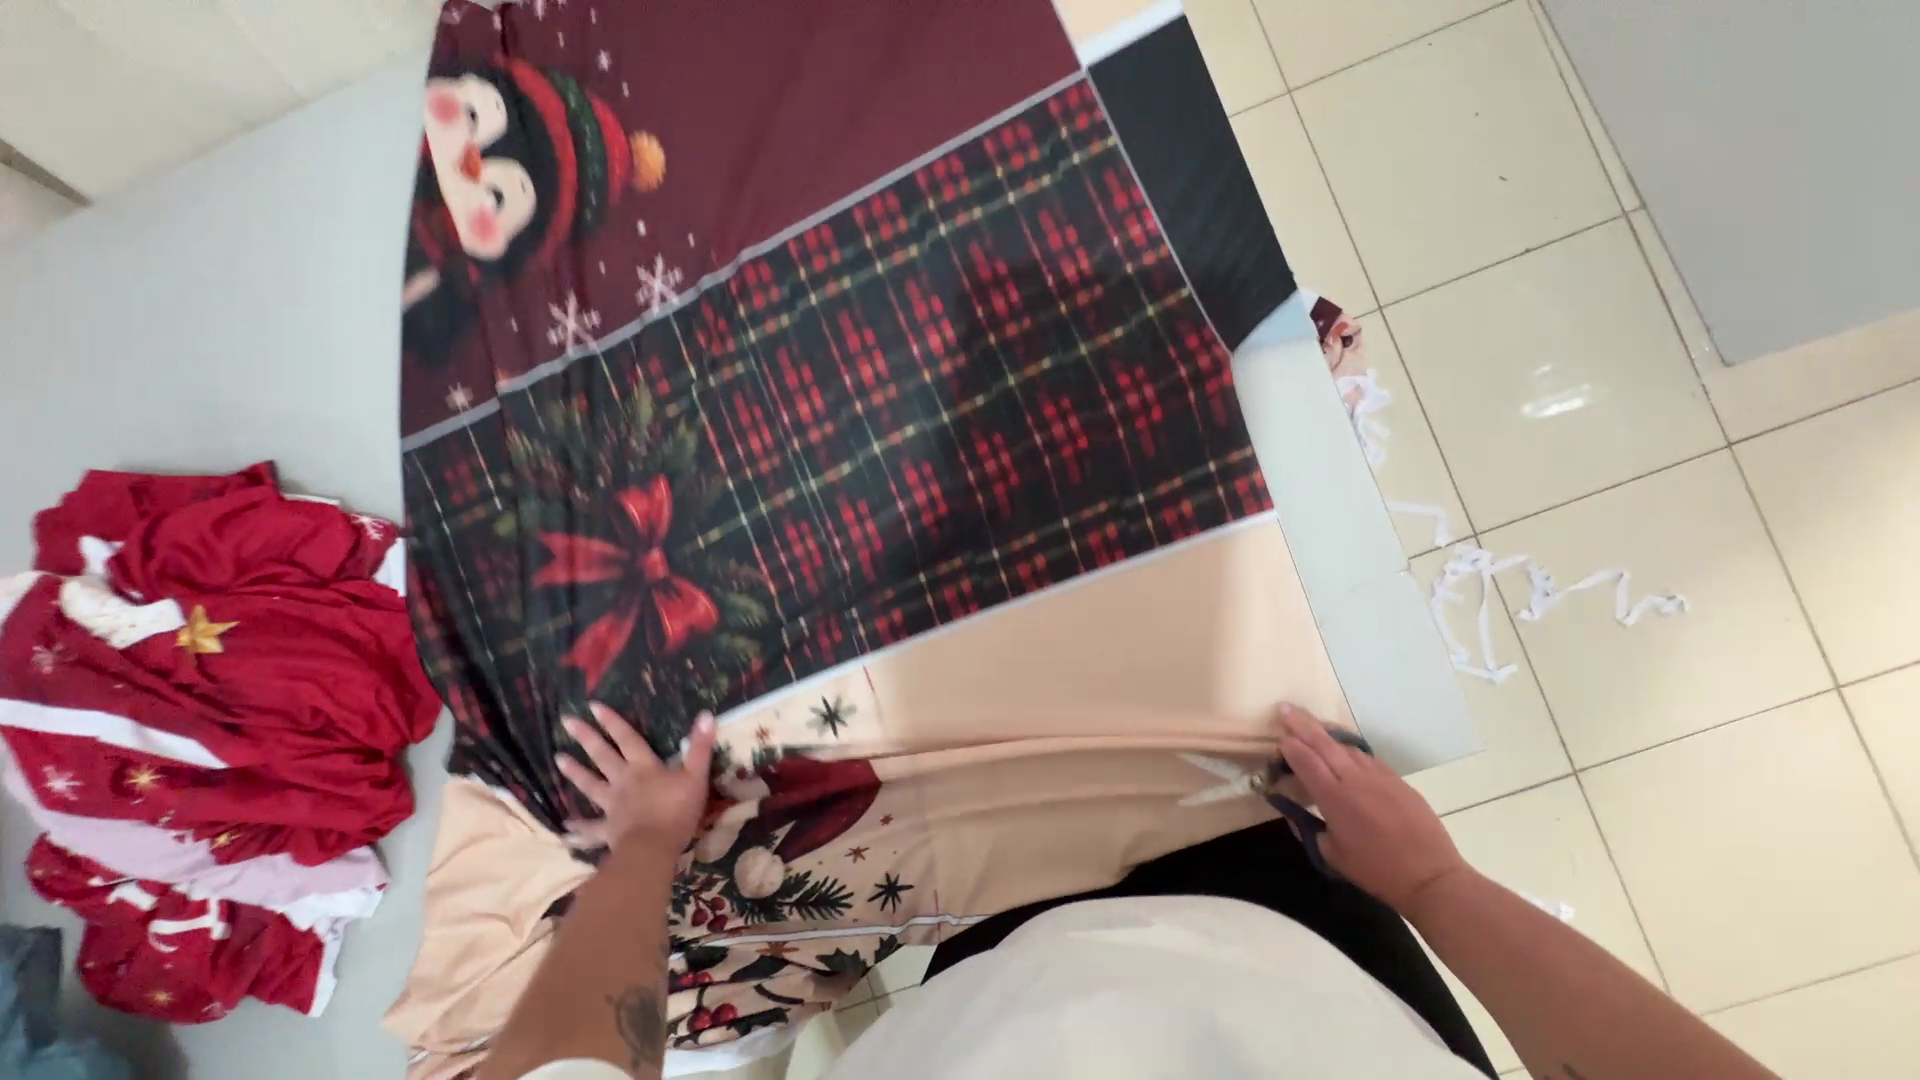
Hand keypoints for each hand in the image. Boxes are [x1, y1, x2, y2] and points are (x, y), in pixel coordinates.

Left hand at [556, 703, 716, 851]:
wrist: (653, 848)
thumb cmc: (676, 811)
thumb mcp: (696, 775)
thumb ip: (700, 746)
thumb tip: (707, 714)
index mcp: (644, 767)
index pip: (628, 738)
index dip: (612, 722)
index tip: (593, 706)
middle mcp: (624, 781)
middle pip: (603, 756)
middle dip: (587, 738)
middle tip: (567, 722)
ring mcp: (612, 805)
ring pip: (591, 785)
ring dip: (575, 772)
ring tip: (558, 759)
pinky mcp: (608, 829)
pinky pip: (591, 827)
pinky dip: (579, 826)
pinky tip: (565, 826)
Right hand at [1273, 703, 1473, 915]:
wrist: (1431, 877)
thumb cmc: (1376, 870)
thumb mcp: (1332, 855)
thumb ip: (1309, 829)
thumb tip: (1294, 812)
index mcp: (1334, 798)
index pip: (1305, 760)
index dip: (1289, 745)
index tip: (1277, 737)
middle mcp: (1354, 780)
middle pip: (1323, 742)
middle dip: (1301, 723)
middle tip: (1285, 707)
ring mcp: (1379, 777)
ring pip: (1346, 746)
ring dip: (1326, 733)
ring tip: (1312, 724)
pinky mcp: (1397, 781)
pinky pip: (1367, 757)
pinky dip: (1349, 749)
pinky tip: (1344, 750)